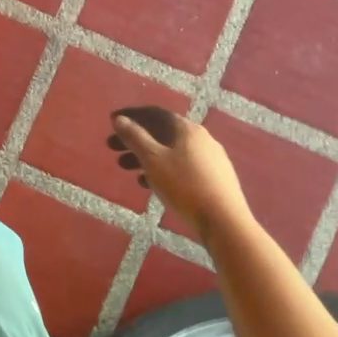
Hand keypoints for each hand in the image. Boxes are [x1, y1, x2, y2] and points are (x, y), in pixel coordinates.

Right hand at [108, 107, 250, 239]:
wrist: (226, 223)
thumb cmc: (184, 186)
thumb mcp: (152, 159)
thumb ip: (134, 136)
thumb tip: (119, 119)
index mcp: (187, 129)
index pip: (154, 113)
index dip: (131, 115)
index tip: (111, 121)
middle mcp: (201, 139)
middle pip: (161, 133)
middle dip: (135, 139)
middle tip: (113, 148)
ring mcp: (211, 159)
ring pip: (170, 151)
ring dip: (146, 156)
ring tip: (126, 169)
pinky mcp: (215, 179)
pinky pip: (182, 166)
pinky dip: (162, 169)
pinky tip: (150, 184)